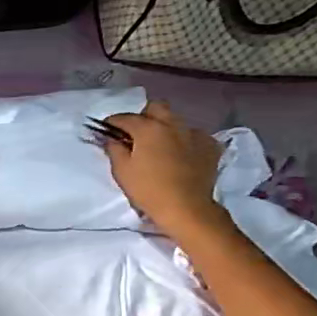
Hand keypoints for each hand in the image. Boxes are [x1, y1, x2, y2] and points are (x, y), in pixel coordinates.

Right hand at [101, 101, 228, 237]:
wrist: (186, 208)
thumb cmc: (148, 190)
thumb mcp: (122, 171)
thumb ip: (114, 149)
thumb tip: (112, 138)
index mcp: (148, 128)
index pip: (125, 118)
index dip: (112, 122)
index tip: (106, 129)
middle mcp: (172, 123)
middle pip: (156, 107)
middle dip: (143, 116)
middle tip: (136, 133)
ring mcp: (194, 133)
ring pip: (176, 120)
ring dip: (165, 127)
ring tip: (159, 145)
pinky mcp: (209, 145)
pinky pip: (193, 135)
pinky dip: (184, 141)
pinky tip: (181, 154)